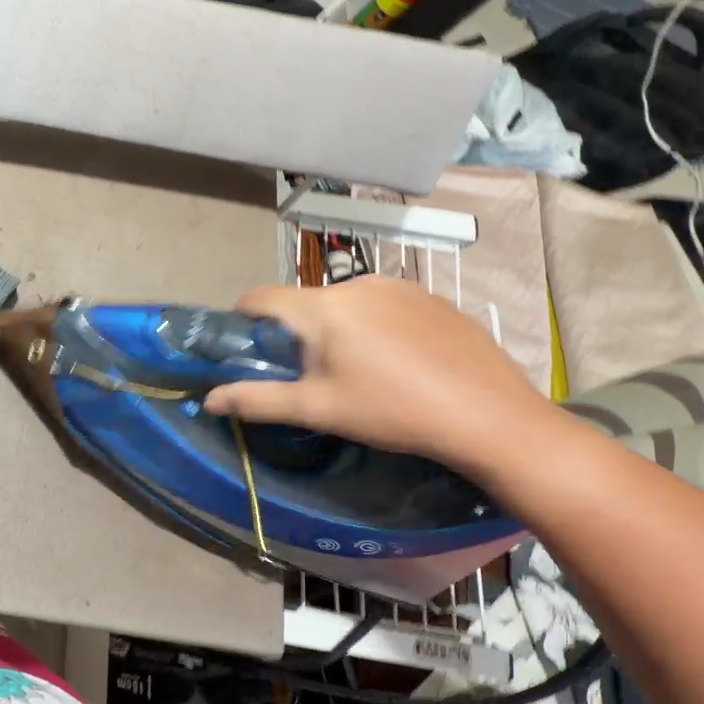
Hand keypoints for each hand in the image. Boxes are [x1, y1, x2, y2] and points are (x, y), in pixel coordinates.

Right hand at [203, 276, 558, 470]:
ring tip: (359, 371)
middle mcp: (358, 284)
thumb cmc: (393, 412)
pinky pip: (384, 305)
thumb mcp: (317, 410)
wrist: (492, 418)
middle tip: (311, 374)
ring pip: (345, 303)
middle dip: (297, 332)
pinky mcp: (434, 298)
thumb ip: (257, 400)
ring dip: (337, 329)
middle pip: (304, 302)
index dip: (244, 319)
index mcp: (323, 308)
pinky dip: (376, 327)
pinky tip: (398, 363)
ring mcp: (401, 287)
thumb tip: (210, 399)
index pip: (260, 297)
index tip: (249, 350)